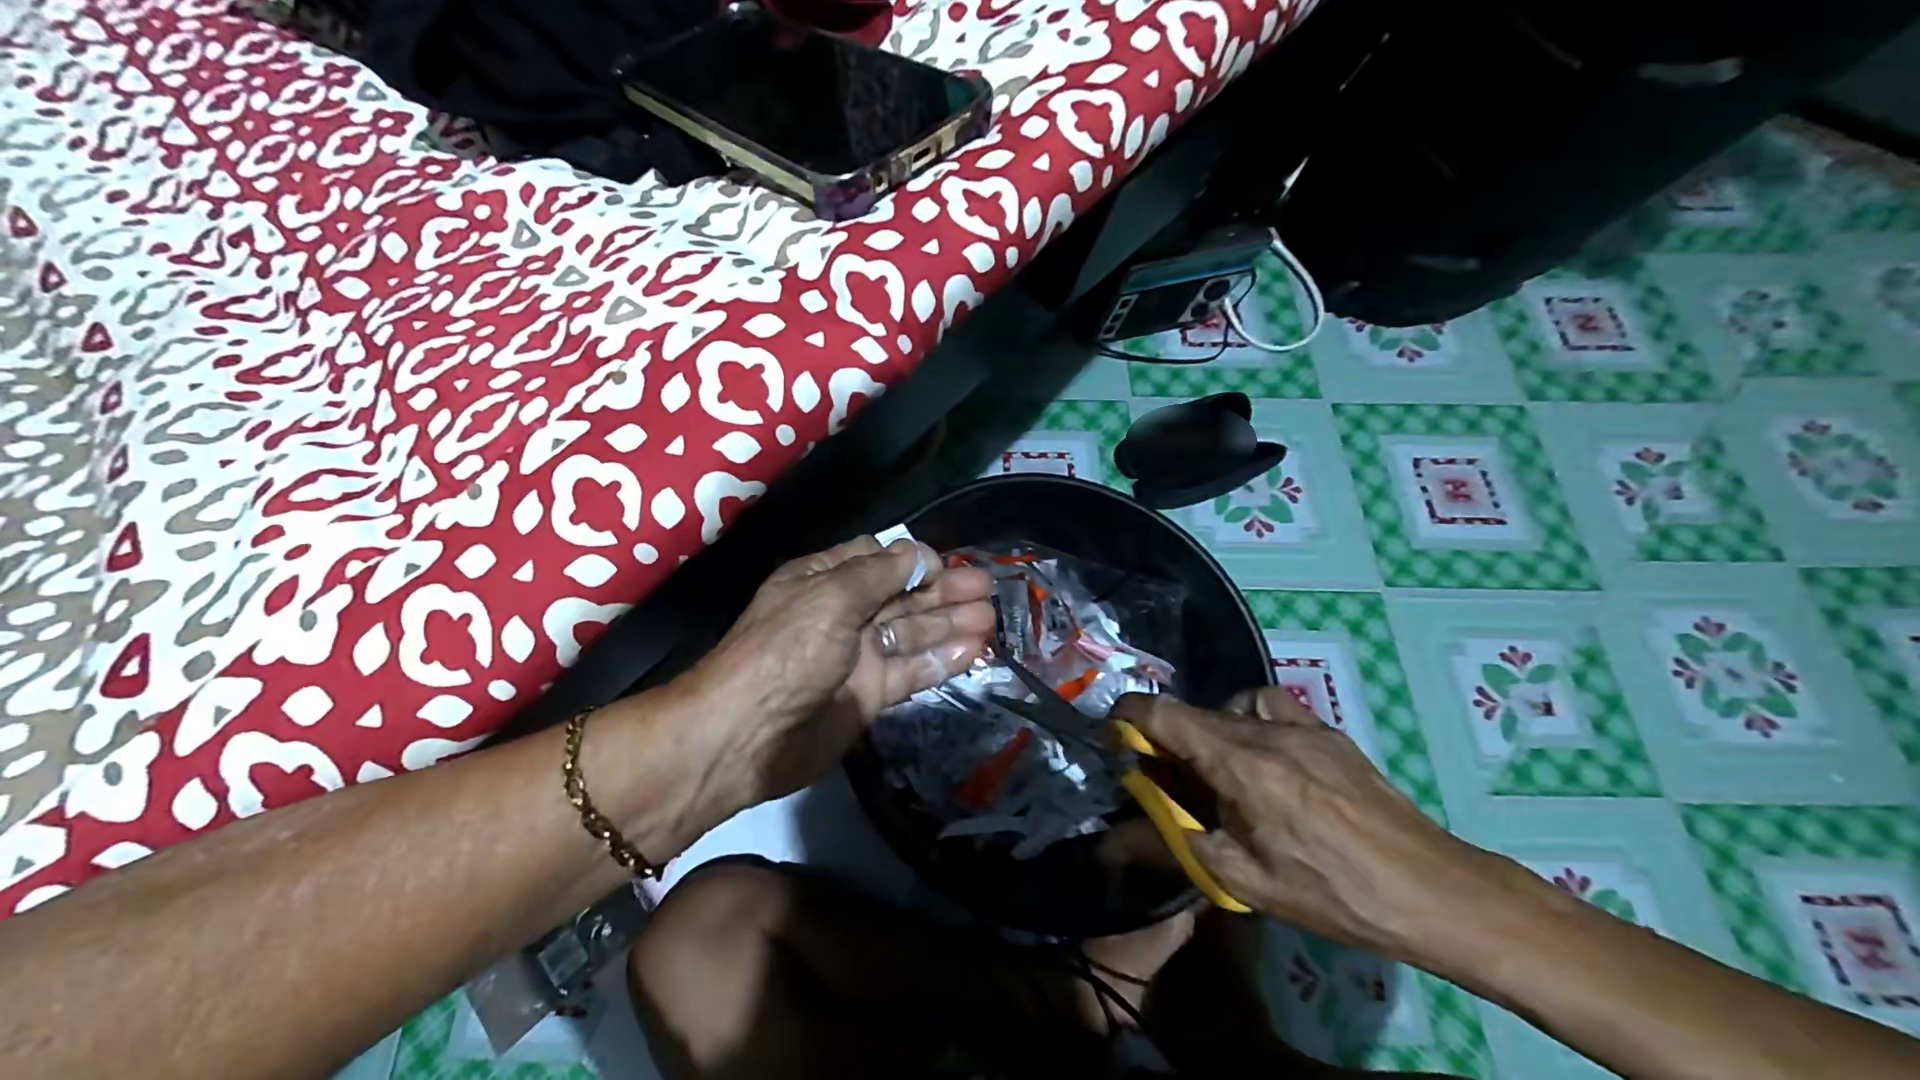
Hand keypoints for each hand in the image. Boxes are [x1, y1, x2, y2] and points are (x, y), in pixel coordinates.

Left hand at [681, 535, 993, 814]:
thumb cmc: (786, 651)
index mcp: (822, 581)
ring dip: (950, 625)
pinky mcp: (868, 695)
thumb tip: (917, 553)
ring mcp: (856, 657)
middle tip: (986, 589)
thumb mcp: (830, 597)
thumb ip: (878, 574)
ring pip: (911, 634)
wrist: (746, 735)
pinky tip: (972, 651)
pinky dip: (940, 661)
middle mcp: (842, 615)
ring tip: (989, 620)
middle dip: (943, 591)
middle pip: (901, 596)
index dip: (912, 560)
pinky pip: (910, 671)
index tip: (945, 565)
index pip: (875, 560)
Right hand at [1112, 687, 1507, 968]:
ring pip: (1227, 708)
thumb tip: (1108, 842)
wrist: (1434, 891)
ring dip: (1207, 731)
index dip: (1125, 718)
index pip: (1160, 713)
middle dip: (1165, 740)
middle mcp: (1264, 730)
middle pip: (1191, 713)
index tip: (1115, 743)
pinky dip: (1247, 719)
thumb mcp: (1242, 878)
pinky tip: (1262, 756)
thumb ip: (1169, 845)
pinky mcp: (1326, 729)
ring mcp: (1300, 724)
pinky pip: (1268, 705)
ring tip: (1219, 772)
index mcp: (1238, 764)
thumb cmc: (1332, 893)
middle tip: (1170, 785)